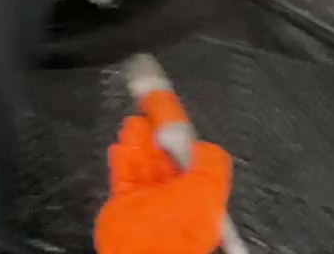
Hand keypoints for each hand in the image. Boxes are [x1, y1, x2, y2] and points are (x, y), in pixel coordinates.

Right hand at [96, 115, 232, 253]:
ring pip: (143, 157)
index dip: (180, 126)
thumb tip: (205, 145)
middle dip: (159, 125)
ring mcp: (148, 197)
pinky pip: (123, 170)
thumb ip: (210, 165)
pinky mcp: (124, 199)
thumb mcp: (207, 193)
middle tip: (151, 98)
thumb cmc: (177, 235)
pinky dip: (122, 153)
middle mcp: (173, 195)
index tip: (171, 105)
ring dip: (139, 135)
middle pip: (164, 150)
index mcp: (198, 194)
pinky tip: (123, 141)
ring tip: (138, 117)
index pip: (189, 151)